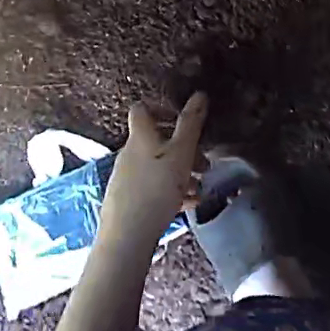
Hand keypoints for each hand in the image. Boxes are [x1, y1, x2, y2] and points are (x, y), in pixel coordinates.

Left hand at [101, 93, 207, 243]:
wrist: (126, 237)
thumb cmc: (157, 188)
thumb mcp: (181, 153)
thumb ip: (191, 124)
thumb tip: (200, 93)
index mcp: (140, 136)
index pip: (142, 109)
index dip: (161, 109)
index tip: (182, 121)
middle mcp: (129, 153)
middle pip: (156, 140)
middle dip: (182, 149)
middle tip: (203, 164)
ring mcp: (126, 178)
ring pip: (157, 166)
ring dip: (180, 172)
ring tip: (199, 187)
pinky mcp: (126, 201)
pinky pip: (152, 187)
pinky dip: (171, 191)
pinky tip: (188, 205)